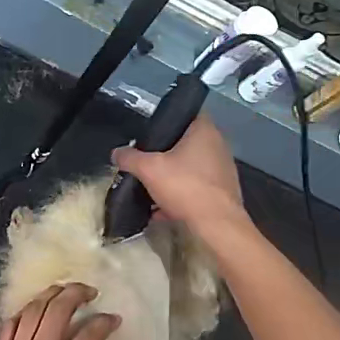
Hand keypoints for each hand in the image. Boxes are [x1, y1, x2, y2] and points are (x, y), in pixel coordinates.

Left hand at [0, 284, 134, 339]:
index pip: (87, 338)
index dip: (104, 323)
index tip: (114, 320)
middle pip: (56, 311)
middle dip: (76, 294)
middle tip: (91, 293)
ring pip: (31, 312)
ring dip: (50, 296)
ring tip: (65, 292)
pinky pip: (9, 327)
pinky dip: (25, 313)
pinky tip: (34, 313)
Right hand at [112, 114, 248, 234]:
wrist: (217, 225)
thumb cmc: (185, 187)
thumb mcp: (149, 170)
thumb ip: (130, 158)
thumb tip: (116, 152)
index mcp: (205, 131)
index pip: (187, 113)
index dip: (168, 120)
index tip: (152, 132)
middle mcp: (218, 145)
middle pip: (187, 143)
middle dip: (166, 153)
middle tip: (147, 160)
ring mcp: (223, 169)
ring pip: (191, 168)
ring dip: (172, 177)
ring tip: (151, 188)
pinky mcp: (223, 191)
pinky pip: (197, 188)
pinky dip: (181, 196)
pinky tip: (162, 210)